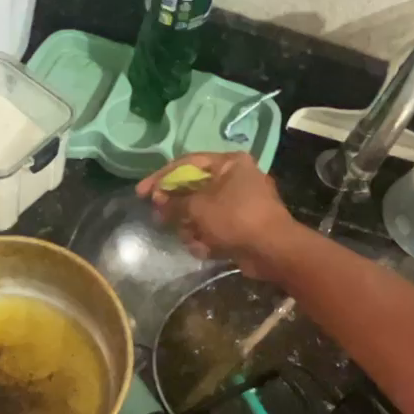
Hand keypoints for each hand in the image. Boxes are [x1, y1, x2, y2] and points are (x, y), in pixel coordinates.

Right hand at [137, 153, 302, 278]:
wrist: (273, 250)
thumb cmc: (235, 218)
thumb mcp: (199, 207)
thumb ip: (175, 201)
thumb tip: (159, 201)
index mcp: (229, 163)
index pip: (186, 163)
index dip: (160, 177)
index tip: (141, 193)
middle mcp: (235, 177)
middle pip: (193, 188)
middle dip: (176, 207)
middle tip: (159, 218)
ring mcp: (239, 202)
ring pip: (201, 211)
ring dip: (190, 227)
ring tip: (189, 238)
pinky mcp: (241, 225)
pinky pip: (213, 227)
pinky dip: (206, 238)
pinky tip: (204, 249)